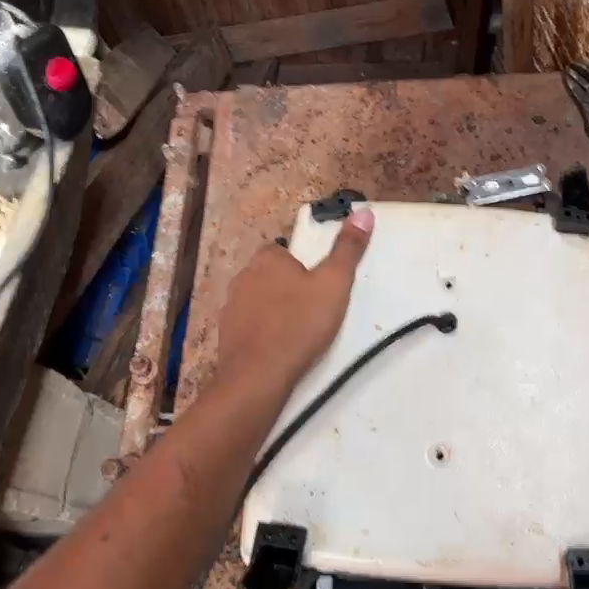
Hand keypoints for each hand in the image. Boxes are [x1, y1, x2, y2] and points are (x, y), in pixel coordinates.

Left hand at [215, 206, 375, 388]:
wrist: (258, 376)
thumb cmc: (299, 324)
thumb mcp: (334, 283)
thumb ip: (348, 248)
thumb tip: (363, 212)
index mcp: (267, 259)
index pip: (284, 251)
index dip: (302, 266)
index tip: (319, 285)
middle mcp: (243, 277)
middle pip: (270, 275)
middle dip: (288, 288)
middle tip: (313, 309)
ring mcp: (230, 308)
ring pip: (258, 301)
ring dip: (274, 311)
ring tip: (298, 331)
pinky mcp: (226, 336)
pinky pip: (249, 327)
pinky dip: (262, 333)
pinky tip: (278, 349)